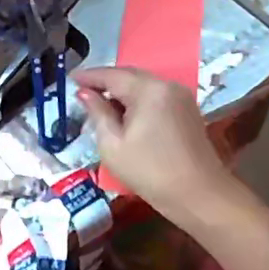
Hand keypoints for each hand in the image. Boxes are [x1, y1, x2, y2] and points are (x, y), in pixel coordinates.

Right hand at [73, 66, 246, 223]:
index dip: (89, 76)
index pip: (112, 75)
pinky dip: (138, 99)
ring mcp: (181, 96)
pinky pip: (156, 95)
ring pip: (144, 85)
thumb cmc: (149, 171)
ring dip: (122, 91)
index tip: (70, 78)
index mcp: (148, 90)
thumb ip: (98, 113)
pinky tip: (126, 113)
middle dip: (106, 81)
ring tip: (101, 104)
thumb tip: (85, 94)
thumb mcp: (112, 145)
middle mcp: (167, 85)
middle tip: (83, 91)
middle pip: (130, 75)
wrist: (198, 194)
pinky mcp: (187, 109)